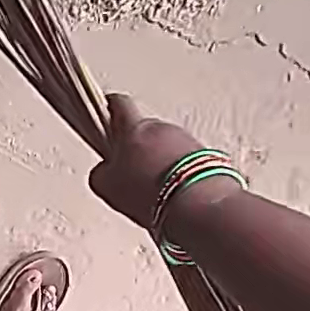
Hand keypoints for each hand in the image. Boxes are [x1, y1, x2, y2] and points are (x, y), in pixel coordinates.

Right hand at [88, 93, 214, 228]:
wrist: (195, 205)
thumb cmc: (149, 191)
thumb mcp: (104, 184)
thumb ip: (101, 170)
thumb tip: (105, 169)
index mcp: (133, 128)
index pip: (120, 104)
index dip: (111, 106)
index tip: (106, 108)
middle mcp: (162, 128)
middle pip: (145, 128)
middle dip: (136, 144)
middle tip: (127, 166)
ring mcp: (187, 140)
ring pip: (166, 144)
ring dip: (158, 159)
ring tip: (149, 188)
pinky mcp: (208, 156)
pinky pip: (185, 160)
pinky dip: (177, 171)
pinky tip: (169, 192)